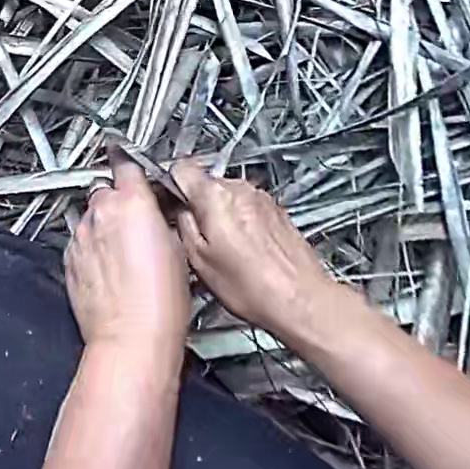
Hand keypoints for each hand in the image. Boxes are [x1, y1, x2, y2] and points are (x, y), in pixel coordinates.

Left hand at [64, 159, 190, 358]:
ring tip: (125, 252)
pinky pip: (81, 240)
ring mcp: (82, 234)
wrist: (130, 340)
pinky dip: (93, 247)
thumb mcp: (178, 248)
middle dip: (120, 200)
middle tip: (138, 223)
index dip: (129, 160)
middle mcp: (102, 211)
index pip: (126, 162)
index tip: (127, 158)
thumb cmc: (160, 303)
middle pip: (108, 190)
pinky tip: (111, 268)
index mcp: (132, 202)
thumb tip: (159, 214)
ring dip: (106, 225)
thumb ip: (163, 218)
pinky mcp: (70, 258)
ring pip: (93, 216)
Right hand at [170, 159, 343, 338]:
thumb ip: (181, 224)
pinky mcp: (274, 208)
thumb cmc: (254, 287)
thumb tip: (177, 210)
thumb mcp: (199, 261)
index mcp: (214, 195)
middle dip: (196, 205)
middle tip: (196, 237)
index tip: (167, 201)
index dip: (169, 186)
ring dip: (220, 214)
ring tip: (224, 250)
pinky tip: (245, 250)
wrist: (301, 299)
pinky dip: (240, 221)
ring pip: (225, 196)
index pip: (179, 169)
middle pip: (204, 183)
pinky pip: (246, 206)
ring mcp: (259, 197)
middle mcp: (238, 188)